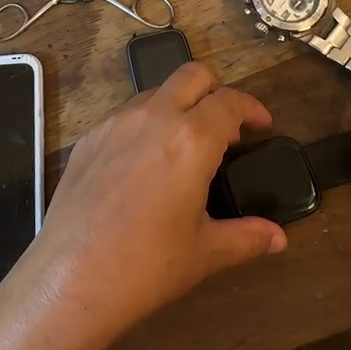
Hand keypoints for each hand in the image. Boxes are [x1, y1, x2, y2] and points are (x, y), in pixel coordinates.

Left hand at [0, 62, 283, 349]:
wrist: (72, 275)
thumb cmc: (147, 265)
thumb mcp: (205, 252)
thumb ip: (246, 237)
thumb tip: (277, 238)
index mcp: (191, 138)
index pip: (230, 101)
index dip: (252, 108)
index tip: (261, 125)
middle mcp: (153, 116)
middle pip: (192, 74)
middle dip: (215, 89)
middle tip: (226, 125)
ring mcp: (115, 122)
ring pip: (155, 91)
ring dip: (177, 104)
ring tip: (185, 144)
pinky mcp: (89, 137)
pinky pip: (124, 114)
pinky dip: (145, 123)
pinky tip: (144, 162)